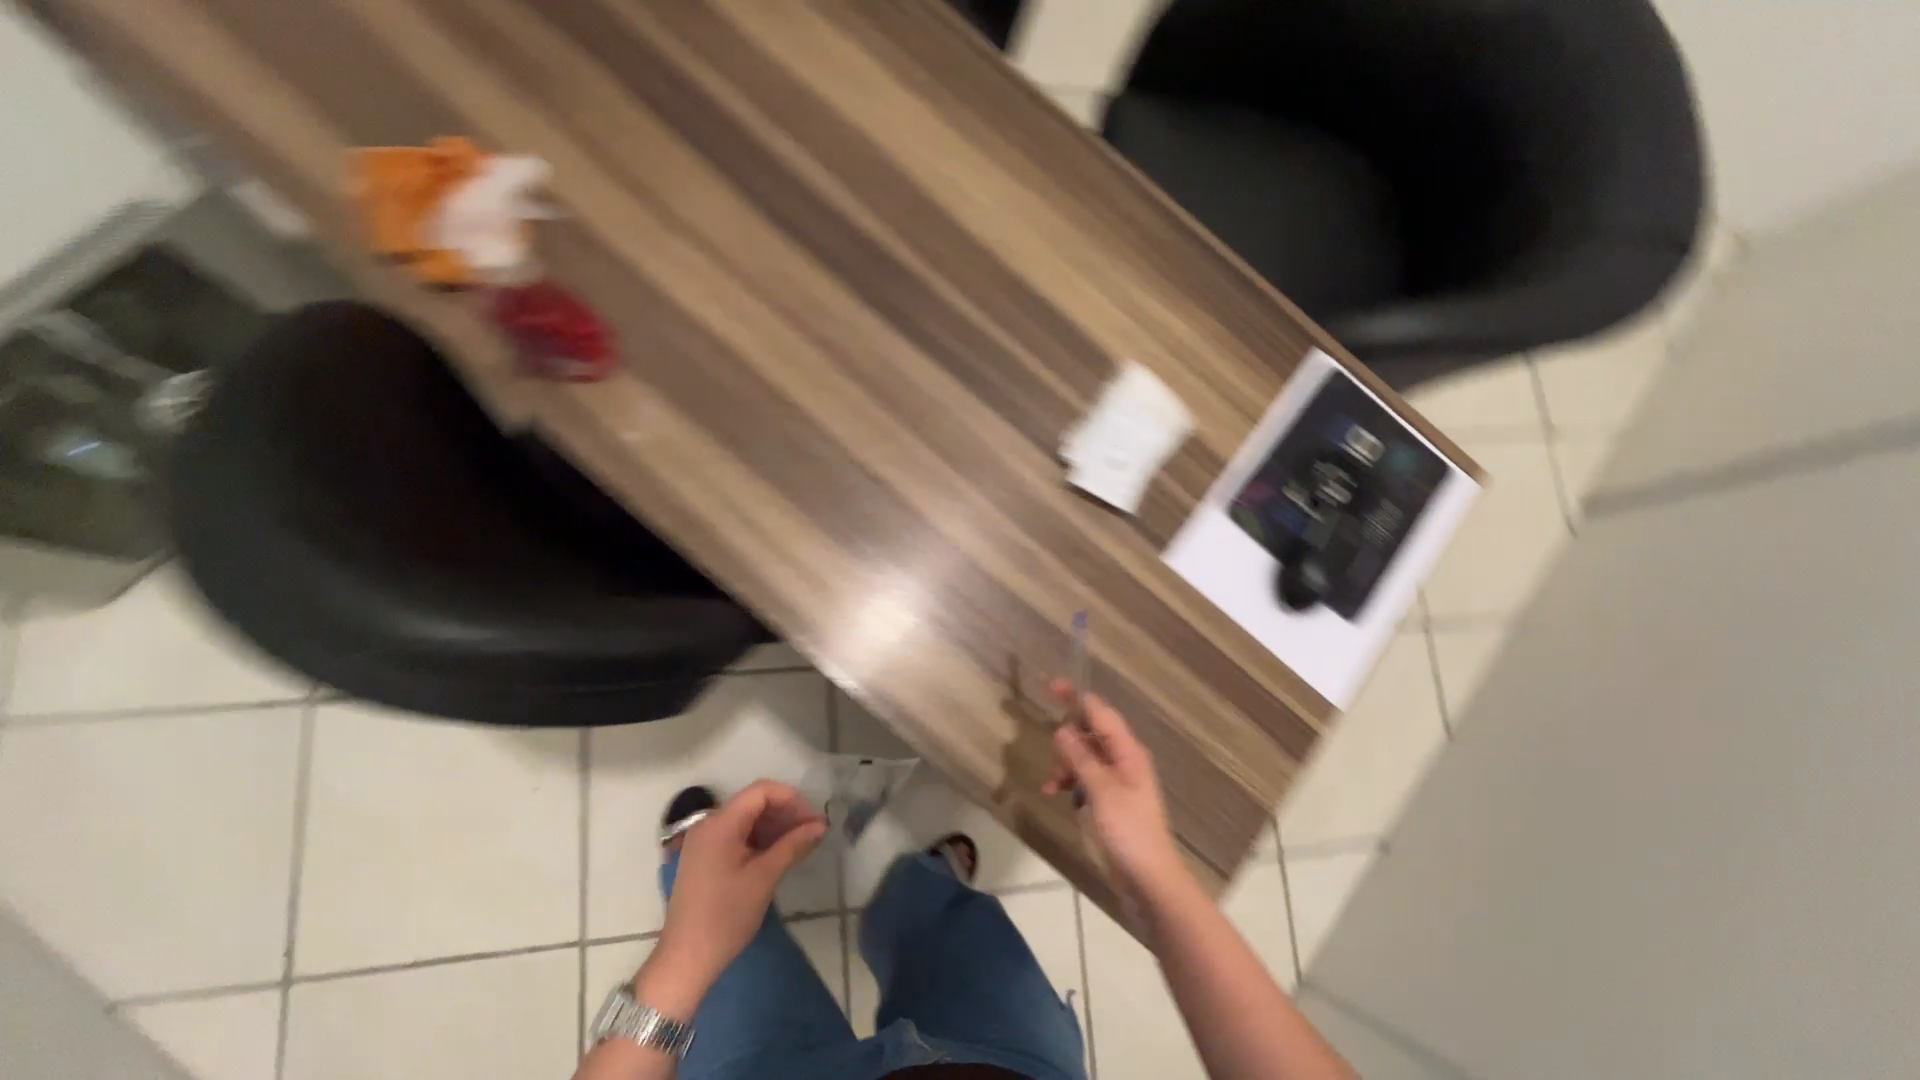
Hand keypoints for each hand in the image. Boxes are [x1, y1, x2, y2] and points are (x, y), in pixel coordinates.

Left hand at [639, 781, 827, 1012]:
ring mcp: (704, 842)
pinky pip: (736, 836)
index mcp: (720, 824)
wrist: (686, 959)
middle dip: (786, 813)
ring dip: (775, 827)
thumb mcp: (764, 878)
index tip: (815, 820)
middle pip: (753, 803)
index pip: (761, 791)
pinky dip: (759, 840)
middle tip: (813, 833)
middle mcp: (708, 825)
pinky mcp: (704, 859)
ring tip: (801, 845)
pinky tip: (779, 855)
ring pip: (746, 820)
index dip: (792, 799)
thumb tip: (820, 825)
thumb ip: (793, 845)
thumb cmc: (726, 916)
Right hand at [1041, 679, 1189, 905]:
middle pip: (1091, 733)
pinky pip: (1085, 778)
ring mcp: (1118, 781)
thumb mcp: (1102, 792)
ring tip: (1052, 783)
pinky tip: (1056, 794)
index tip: (1051, 684)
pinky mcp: (1110, 800)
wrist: (1149, 879)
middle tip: (1050, 750)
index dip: (1077, 697)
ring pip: (1085, 757)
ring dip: (1066, 764)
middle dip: (1068, 738)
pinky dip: (1070, 781)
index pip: (1100, 713)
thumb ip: (1082, 758)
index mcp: (1129, 752)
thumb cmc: (1129, 832)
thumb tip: (1063, 729)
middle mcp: (1124, 760)